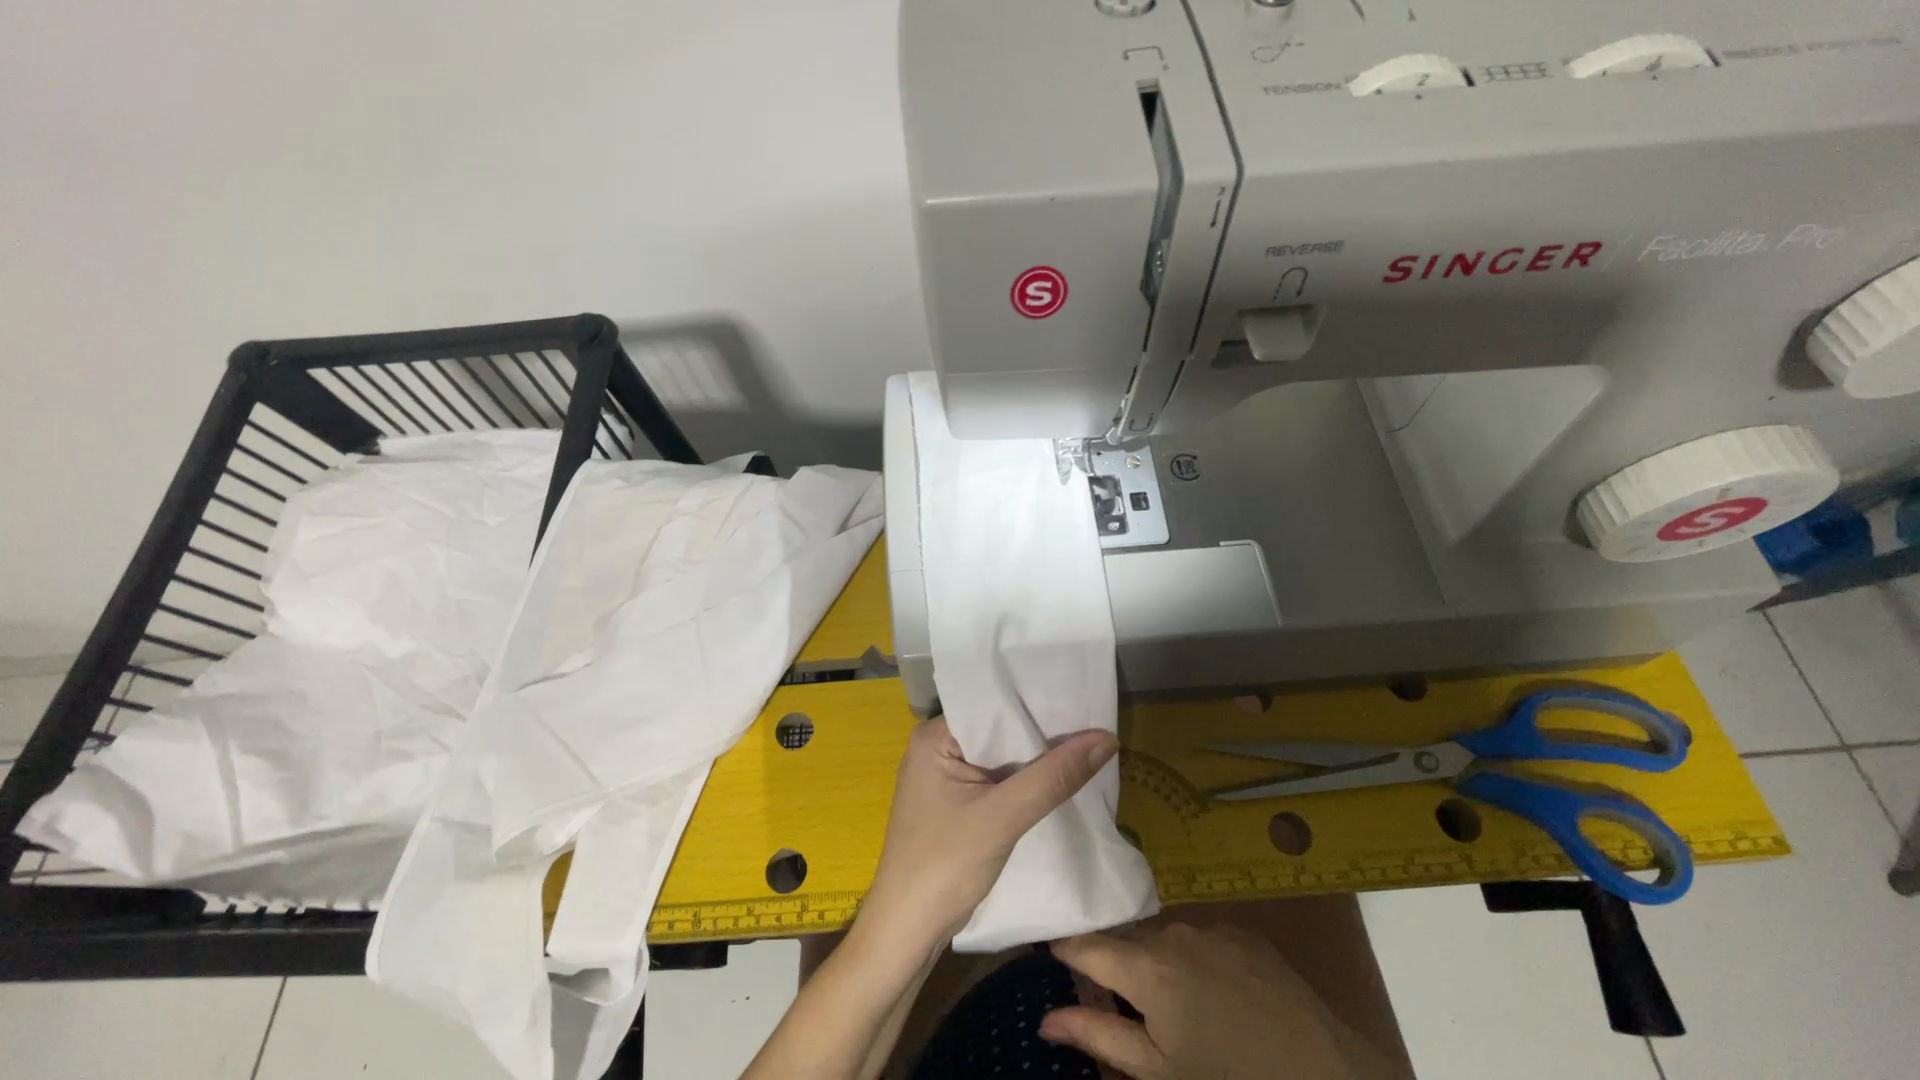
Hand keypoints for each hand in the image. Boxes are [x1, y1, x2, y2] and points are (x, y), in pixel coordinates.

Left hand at [859, 717, 1117, 945]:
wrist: (907, 933)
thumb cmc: (943, 866)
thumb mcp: (1003, 817)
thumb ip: (1053, 777)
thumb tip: (1106, 737)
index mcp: (934, 736)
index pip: (993, 704)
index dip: (1037, 700)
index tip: (1084, 697)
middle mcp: (937, 749)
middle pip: (1000, 729)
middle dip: (1044, 730)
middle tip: (1098, 722)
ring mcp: (946, 780)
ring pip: (1003, 758)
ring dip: (1039, 759)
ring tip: (1091, 745)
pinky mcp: (957, 807)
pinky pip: (999, 782)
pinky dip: (1027, 783)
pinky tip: (1063, 781)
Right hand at [1041, 923, 1397, 1079]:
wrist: (1325, 1073)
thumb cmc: (1229, 1079)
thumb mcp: (1157, 1070)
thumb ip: (1097, 1037)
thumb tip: (1045, 1019)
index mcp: (1146, 967)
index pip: (1085, 945)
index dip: (1063, 951)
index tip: (1049, 960)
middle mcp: (1175, 934)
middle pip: (1125, 941)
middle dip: (1113, 967)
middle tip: (1114, 1006)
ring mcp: (1215, 929)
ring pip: (1164, 940)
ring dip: (1155, 964)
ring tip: (1169, 1008)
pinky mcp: (1248, 935)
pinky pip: (1202, 940)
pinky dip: (1192, 961)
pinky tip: (1212, 998)